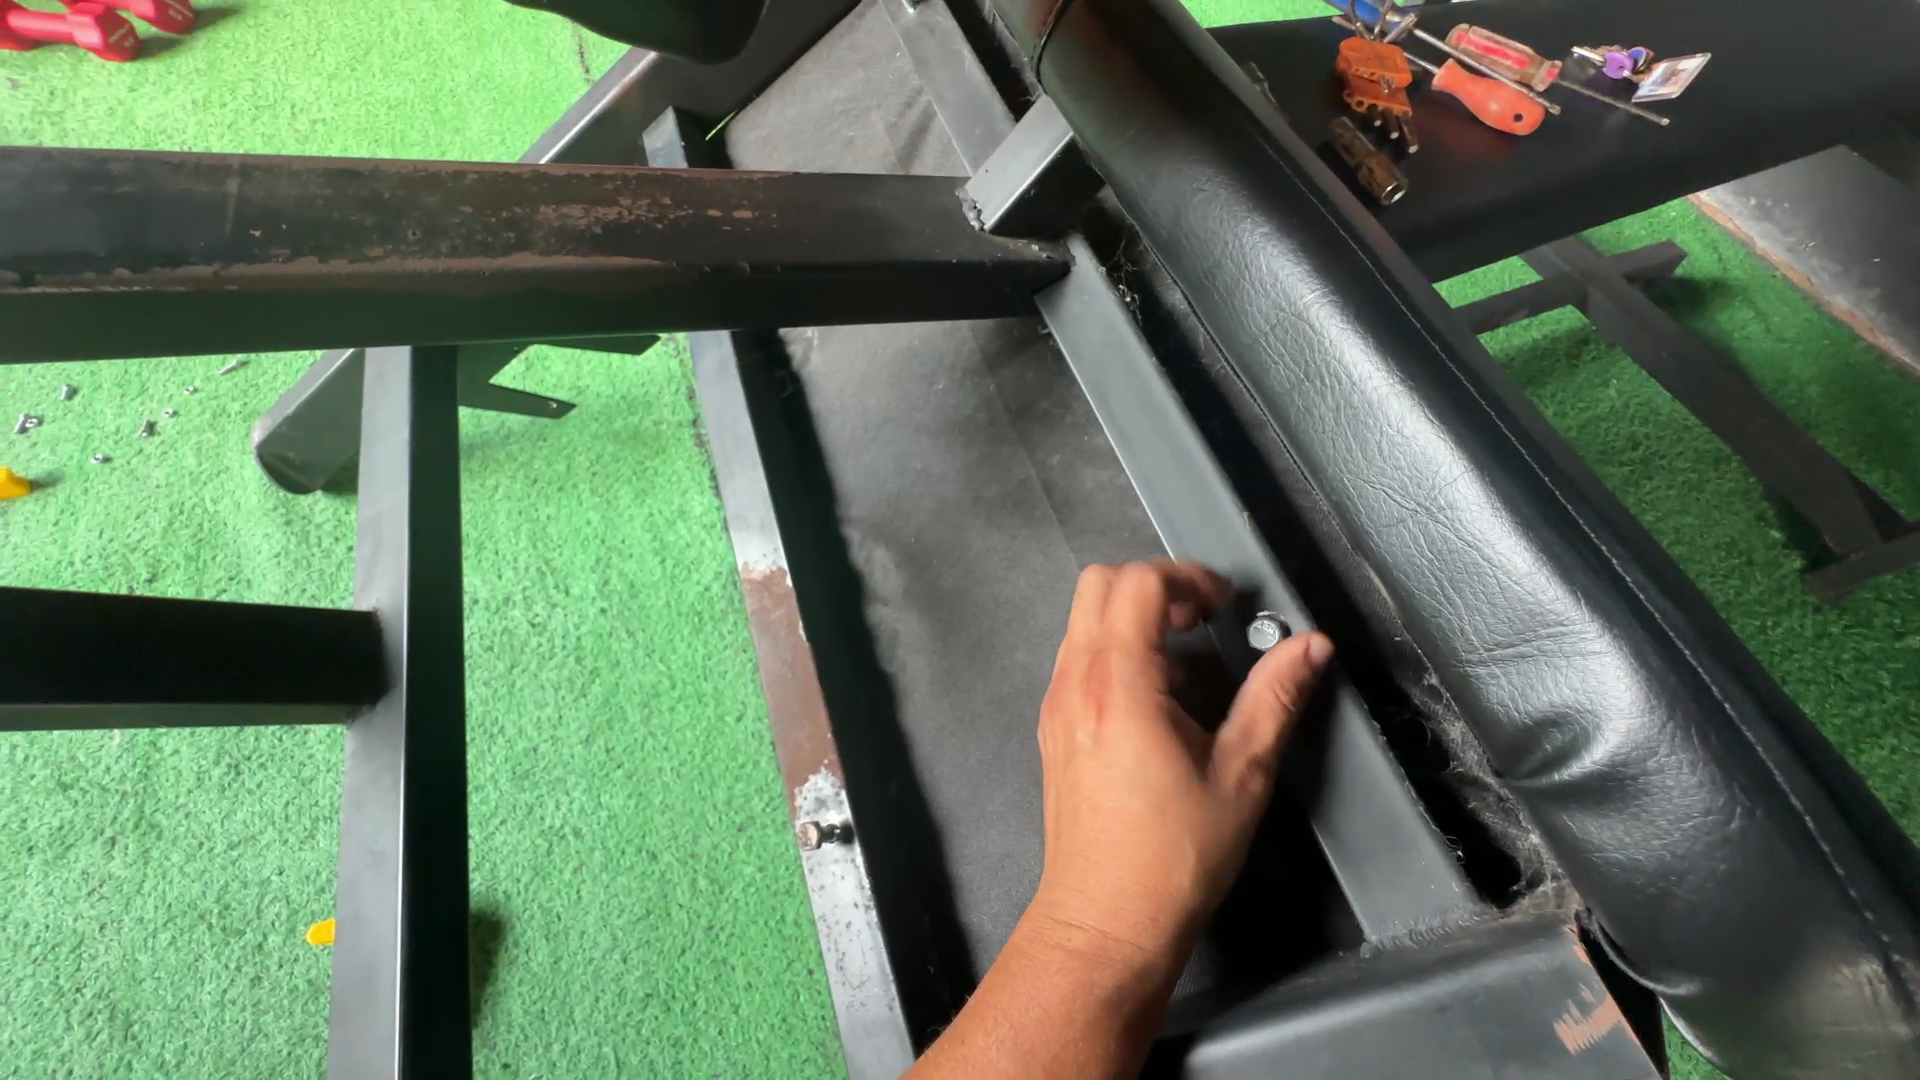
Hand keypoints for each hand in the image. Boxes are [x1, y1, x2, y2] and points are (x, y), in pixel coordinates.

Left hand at [1028, 559, 1332, 968]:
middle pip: (1098, 584)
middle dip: (1154, 583)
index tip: (1222, 600)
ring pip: (1081, 616)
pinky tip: (1150, 683)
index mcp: (1120, 684)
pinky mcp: (1052, 723)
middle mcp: (1076, 682)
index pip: (1139, 582)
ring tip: (1180, 646)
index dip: (1186, 575)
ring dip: (1130, 611)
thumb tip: (1309, 649)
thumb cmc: (1171, 858)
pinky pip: (1074, 653)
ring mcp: (1056, 701)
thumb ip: (1275, 699)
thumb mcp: (1242, 774)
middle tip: (1200, 615)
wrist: (1104, 916)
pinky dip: (1110, 642)